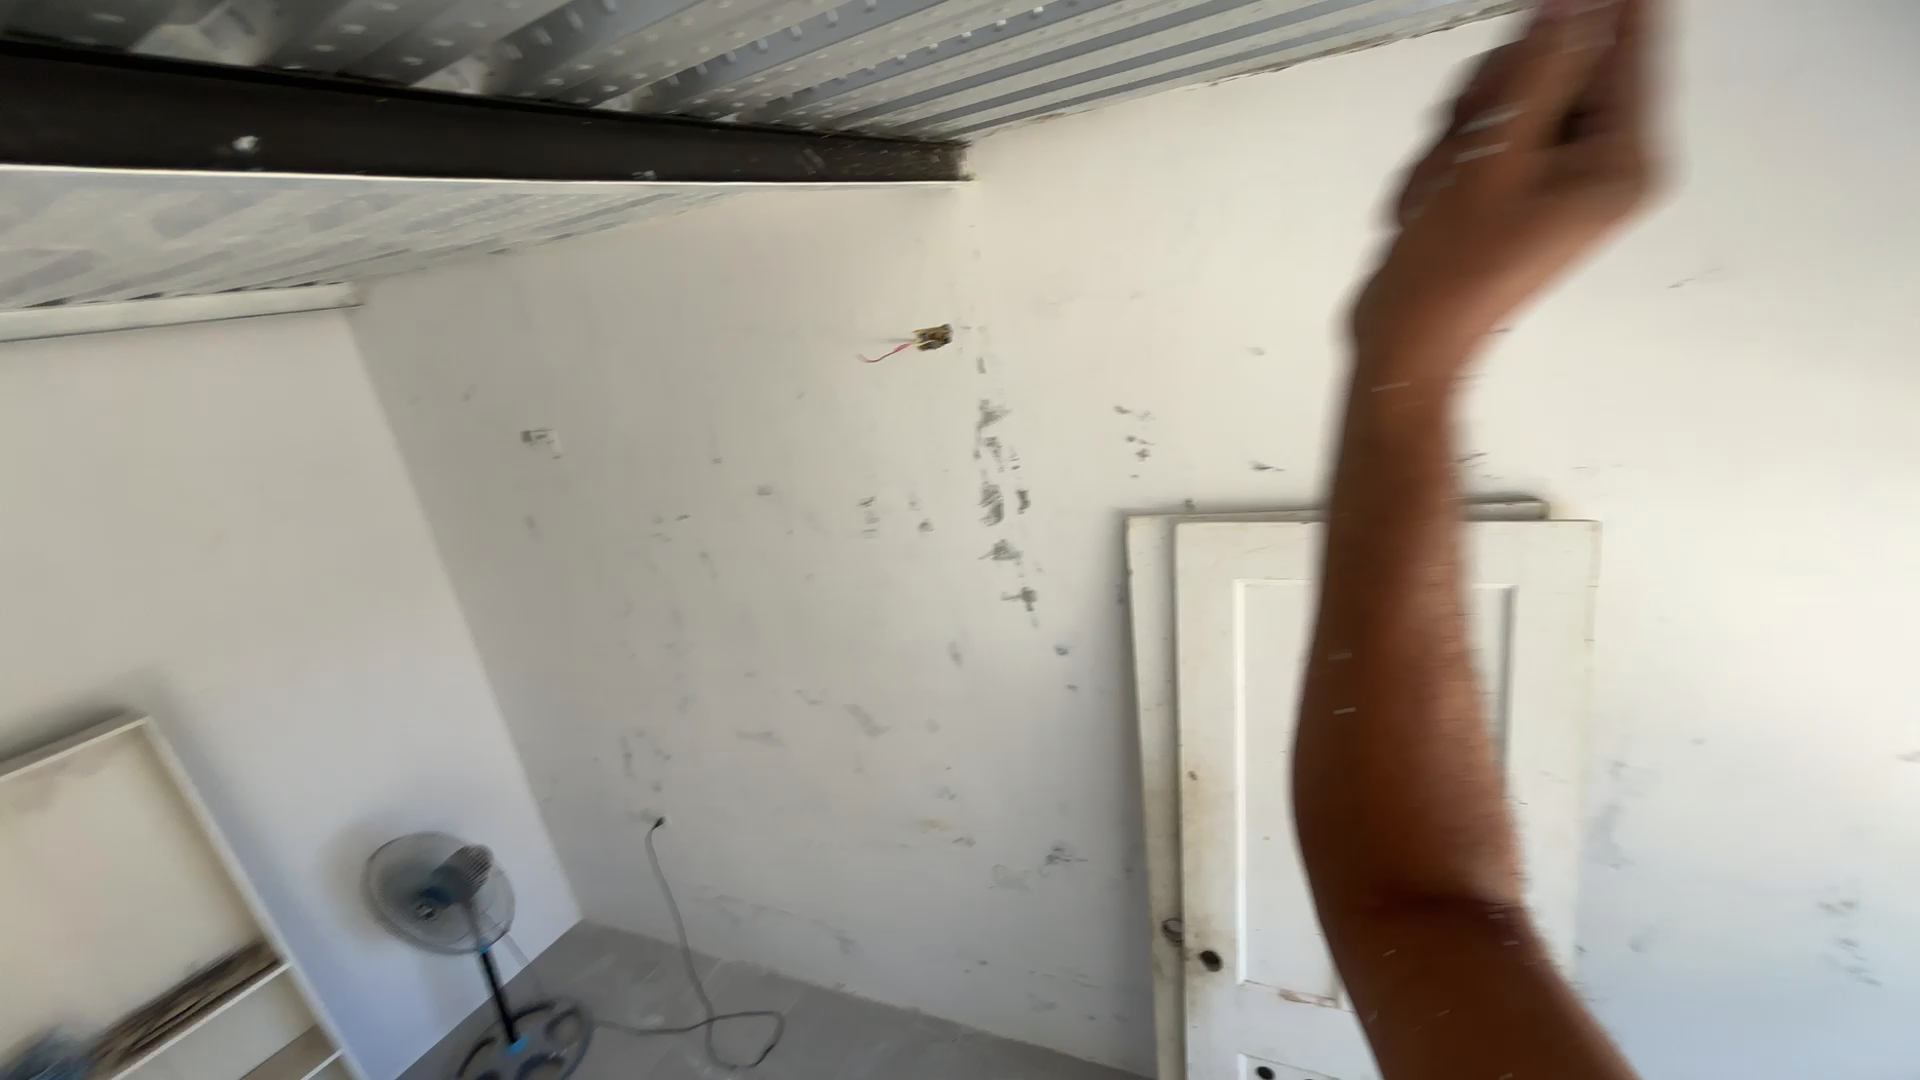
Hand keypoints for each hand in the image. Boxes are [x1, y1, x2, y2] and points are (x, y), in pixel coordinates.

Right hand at [1352, 0, 1661, 364]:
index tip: (1527, 23)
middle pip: (1554, 73)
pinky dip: (1437, 171)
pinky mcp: (1497, 200)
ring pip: (1501, 109)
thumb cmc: (1449, 268)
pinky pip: (1472, 150)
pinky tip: (1421, 210)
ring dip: (1451, 142)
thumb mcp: (1494, 162)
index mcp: (1621, 158)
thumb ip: (1540, 73)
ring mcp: (1541, 184)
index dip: (1576, 16)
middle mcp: (1592, 165)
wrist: (1400, 348)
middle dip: (1491, 99)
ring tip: (1430, 194)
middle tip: (1458, 130)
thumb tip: (1576, 1)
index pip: (1626, 44)